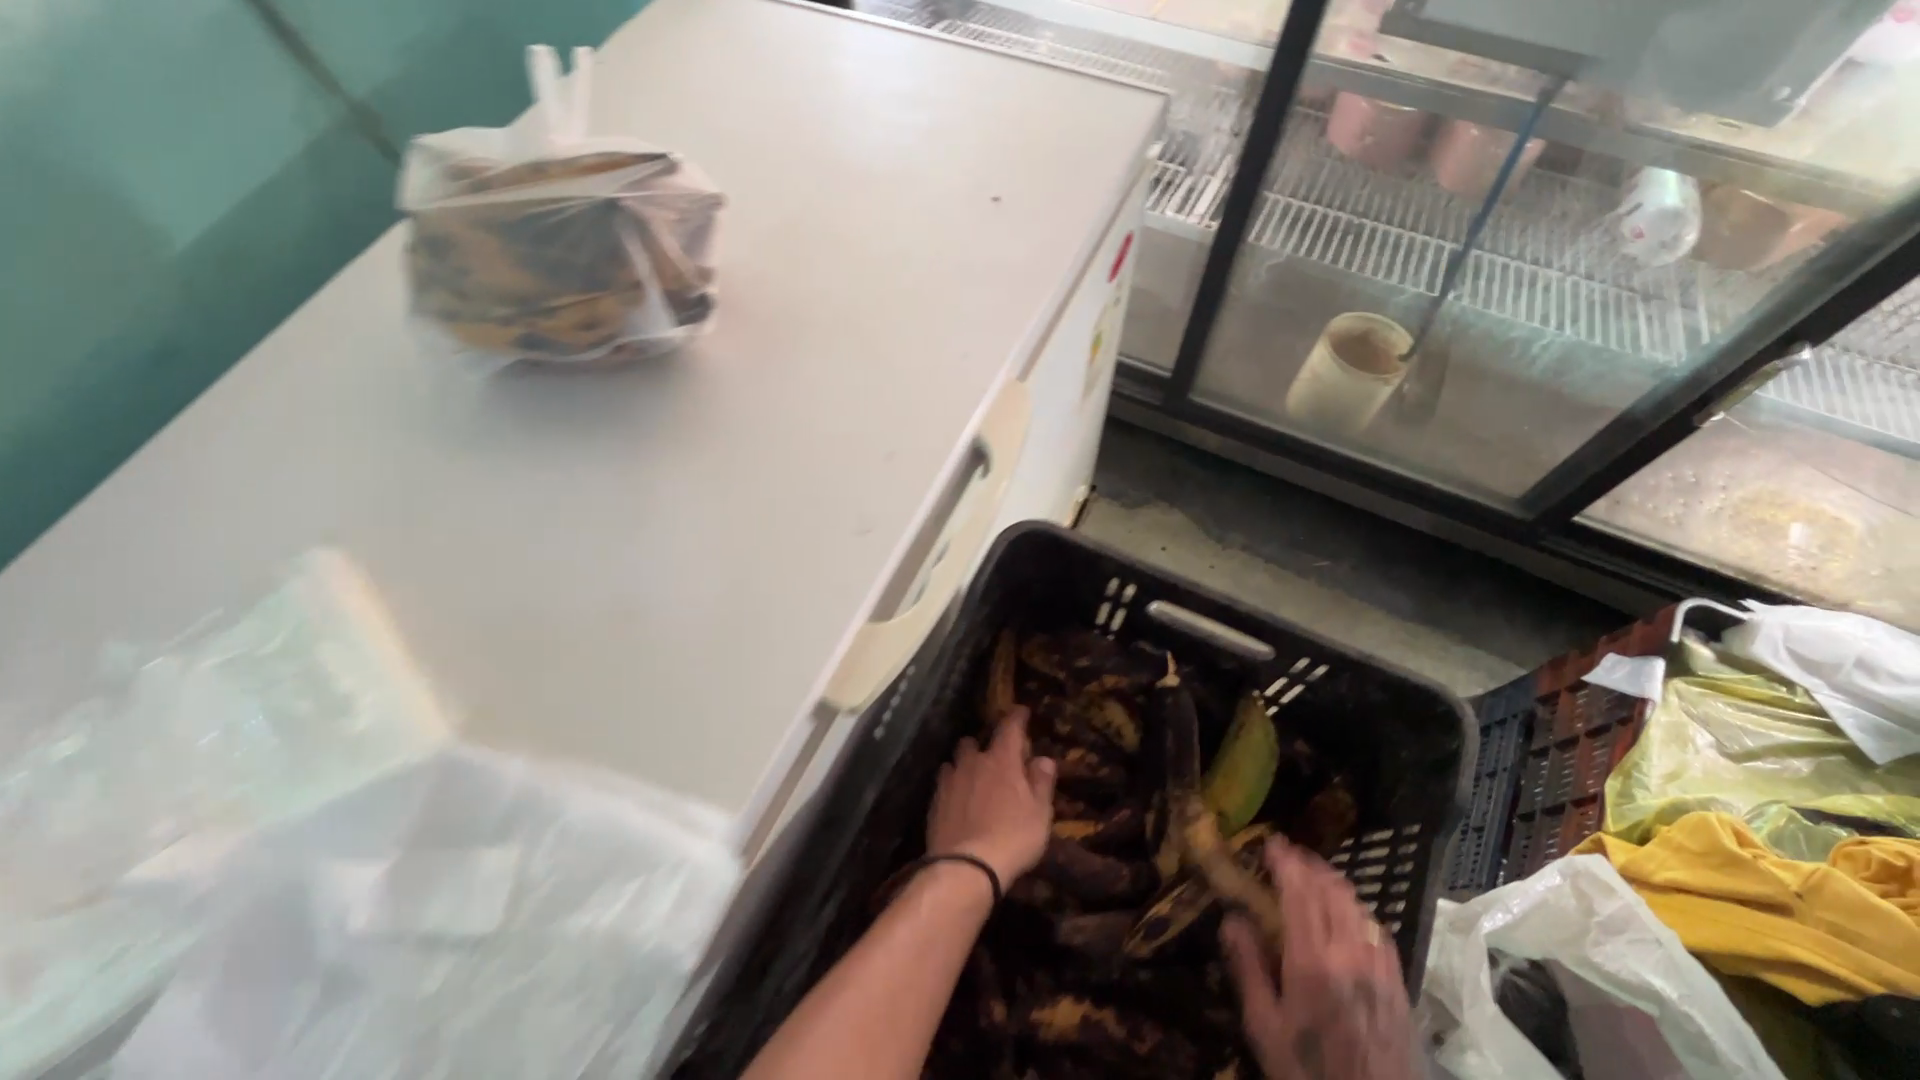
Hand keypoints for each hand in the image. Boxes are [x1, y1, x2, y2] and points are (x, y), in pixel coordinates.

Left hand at [926, 706, 1056, 884]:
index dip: (1016, 717)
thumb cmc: (1013, 837)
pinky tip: (958, 802)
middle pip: (974, 741)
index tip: (1021, 711)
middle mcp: (972, 763)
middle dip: (984, 745)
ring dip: (965, 765)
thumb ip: (1042, 782)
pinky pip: (944, 784)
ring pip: (955, 762)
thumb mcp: (1040, 812)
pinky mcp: (934, 803)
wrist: (966, 866)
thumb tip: (1043, 759)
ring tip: (974, 780)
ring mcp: (949, 782)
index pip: (1009, 727)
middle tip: (996, 760)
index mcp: (1001, 760)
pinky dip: (952, 786)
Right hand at [1220, 836, 1411, 1079]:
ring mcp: (1380, 966)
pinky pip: (1377, 929)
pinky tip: (1347, 913)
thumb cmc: (1307, 1069)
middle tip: (1287, 854)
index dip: (1286, 862)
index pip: (1300, 893)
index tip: (1271, 843)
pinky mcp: (1398, 982)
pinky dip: (1356, 908)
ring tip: (1313, 875)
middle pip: (1332, 891)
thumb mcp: (1264, 1026)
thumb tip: (1232, 919)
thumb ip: (1248, 968)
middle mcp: (1350, 953)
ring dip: (1333, 883)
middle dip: (1309, 865)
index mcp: (1312, 960)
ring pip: (1358, 905)